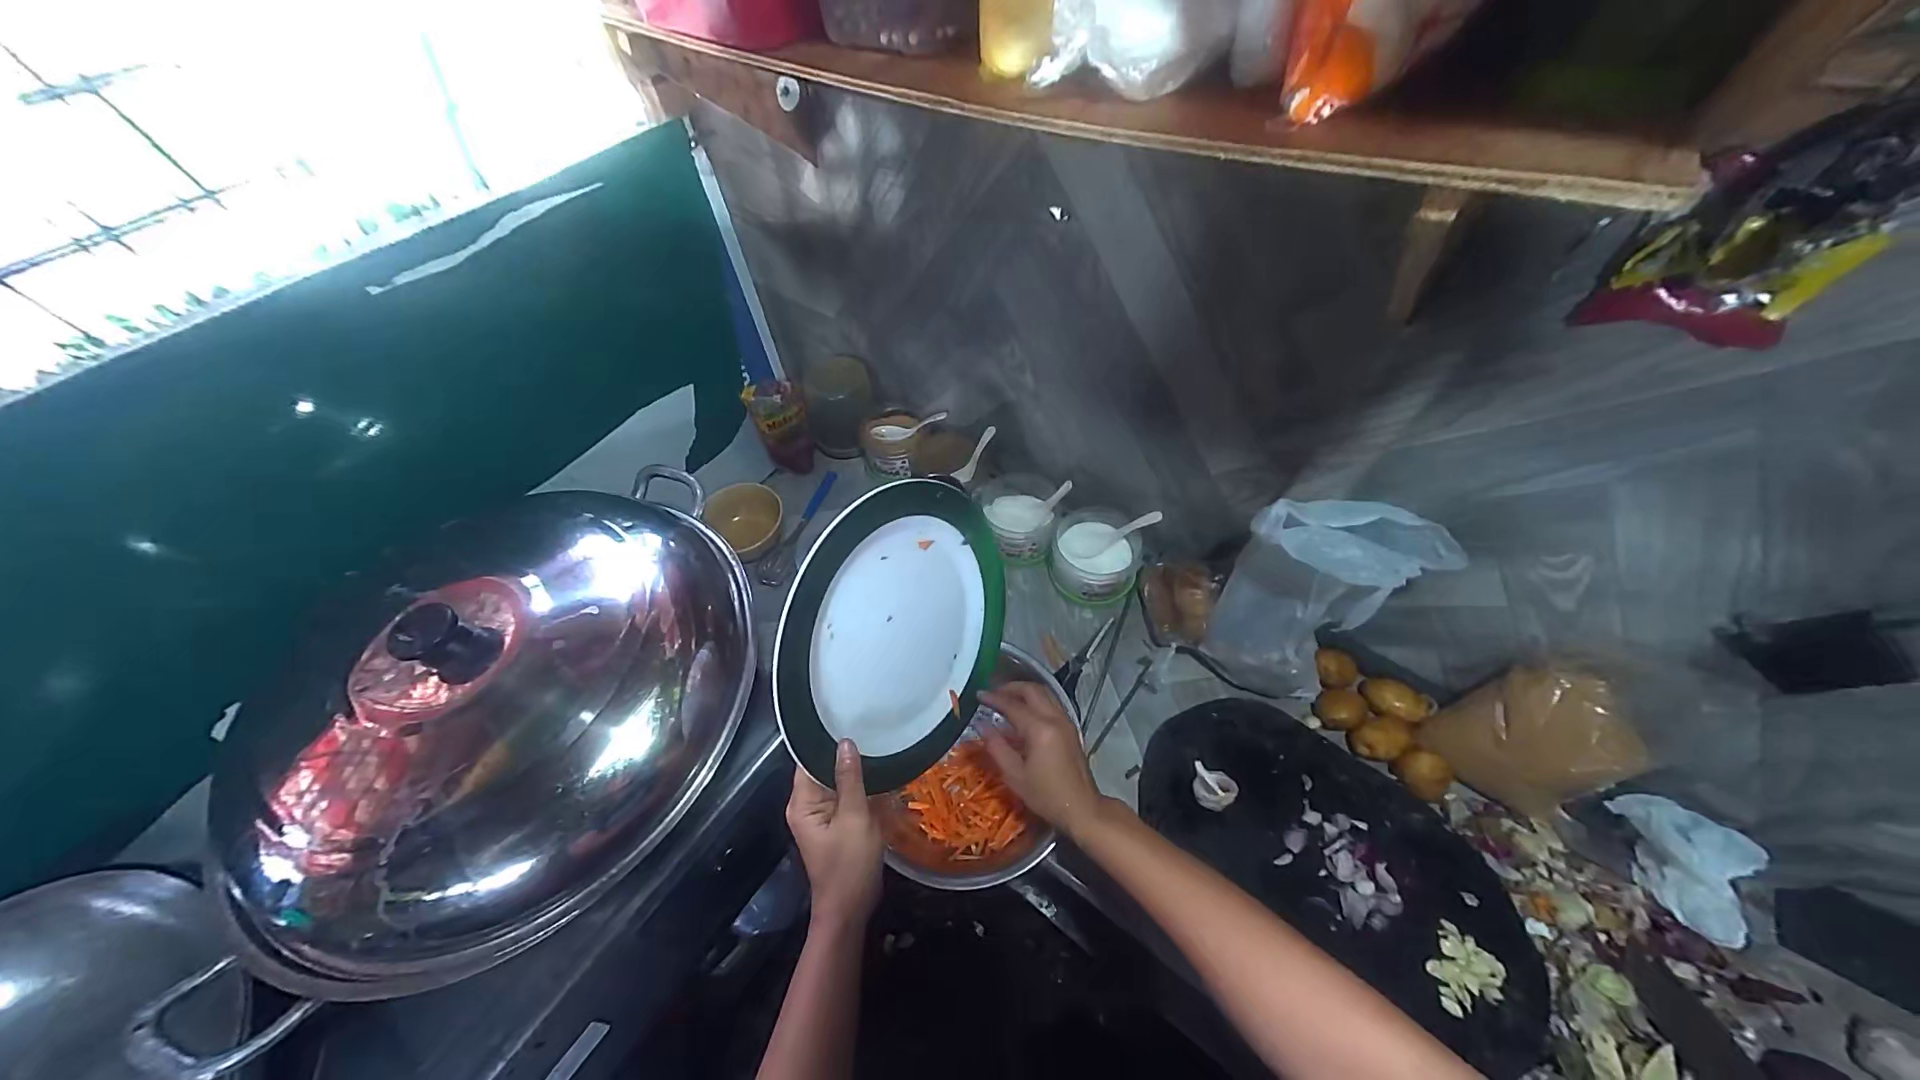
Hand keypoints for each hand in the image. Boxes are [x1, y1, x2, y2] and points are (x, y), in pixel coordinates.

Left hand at [786, 739, 883, 930]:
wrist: (850, 910)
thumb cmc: (849, 865)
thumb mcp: (854, 817)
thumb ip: (850, 779)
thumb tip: (845, 742)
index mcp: (802, 802)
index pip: (808, 760)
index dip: (825, 740)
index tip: (847, 719)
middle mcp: (806, 806)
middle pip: (822, 769)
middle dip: (845, 753)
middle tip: (871, 728)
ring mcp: (822, 816)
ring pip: (837, 782)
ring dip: (856, 771)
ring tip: (879, 745)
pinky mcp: (837, 824)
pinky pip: (847, 797)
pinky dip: (861, 788)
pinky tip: (881, 775)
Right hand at [980, 682, 1107, 838]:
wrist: (1081, 808)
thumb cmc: (1046, 795)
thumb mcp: (1014, 775)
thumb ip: (996, 747)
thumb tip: (981, 725)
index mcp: (1040, 730)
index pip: (1013, 705)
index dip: (994, 698)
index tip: (978, 695)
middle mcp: (1055, 718)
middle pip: (1032, 690)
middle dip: (1010, 687)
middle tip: (993, 693)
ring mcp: (1066, 721)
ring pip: (1045, 693)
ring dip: (1025, 690)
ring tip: (1007, 698)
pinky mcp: (1071, 727)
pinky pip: (1052, 703)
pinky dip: (1036, 700)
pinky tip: (1024, 711)